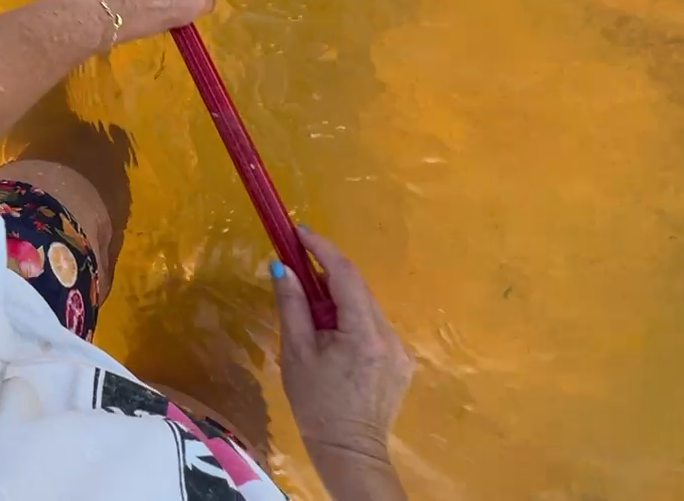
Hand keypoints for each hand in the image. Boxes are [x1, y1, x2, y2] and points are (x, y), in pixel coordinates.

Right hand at [272, 228, 412, 498]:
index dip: (322, 248)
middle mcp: (390, 336)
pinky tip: (330, 327)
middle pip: (357, 287)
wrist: (350, 452)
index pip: (345, 275)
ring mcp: (400, 349)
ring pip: (364, 304)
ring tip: (308, 301)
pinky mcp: (400, 360)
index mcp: (363, 334)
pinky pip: (371, 322)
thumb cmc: (316, 401)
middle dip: (326, 269)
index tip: (299, 230)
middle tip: (295, 258)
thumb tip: (282, 267)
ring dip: (337, 293)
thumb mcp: (296, 350)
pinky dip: (349, 313)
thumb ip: (292, 304)